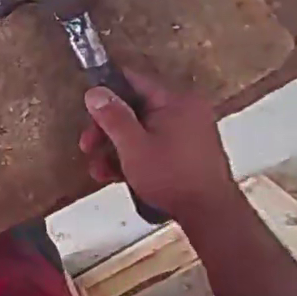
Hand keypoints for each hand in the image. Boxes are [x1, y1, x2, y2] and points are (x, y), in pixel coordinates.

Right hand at [77, 67, 238, 220]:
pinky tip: (117, 176)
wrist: (209, 214)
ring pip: (142, 132)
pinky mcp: (188, 153)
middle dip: (107, 130)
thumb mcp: (133, 145)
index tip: (88, 110)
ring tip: (99, 171)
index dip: (107, 93)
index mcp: (175, 101)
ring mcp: (189, 133)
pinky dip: (136, 158)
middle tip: (88, 147)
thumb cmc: (171, 177)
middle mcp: (185, 111)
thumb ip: (112, 116)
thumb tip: (95, 92)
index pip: (134, 81)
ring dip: (116, 149)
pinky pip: (155, 146)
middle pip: (135, 110)